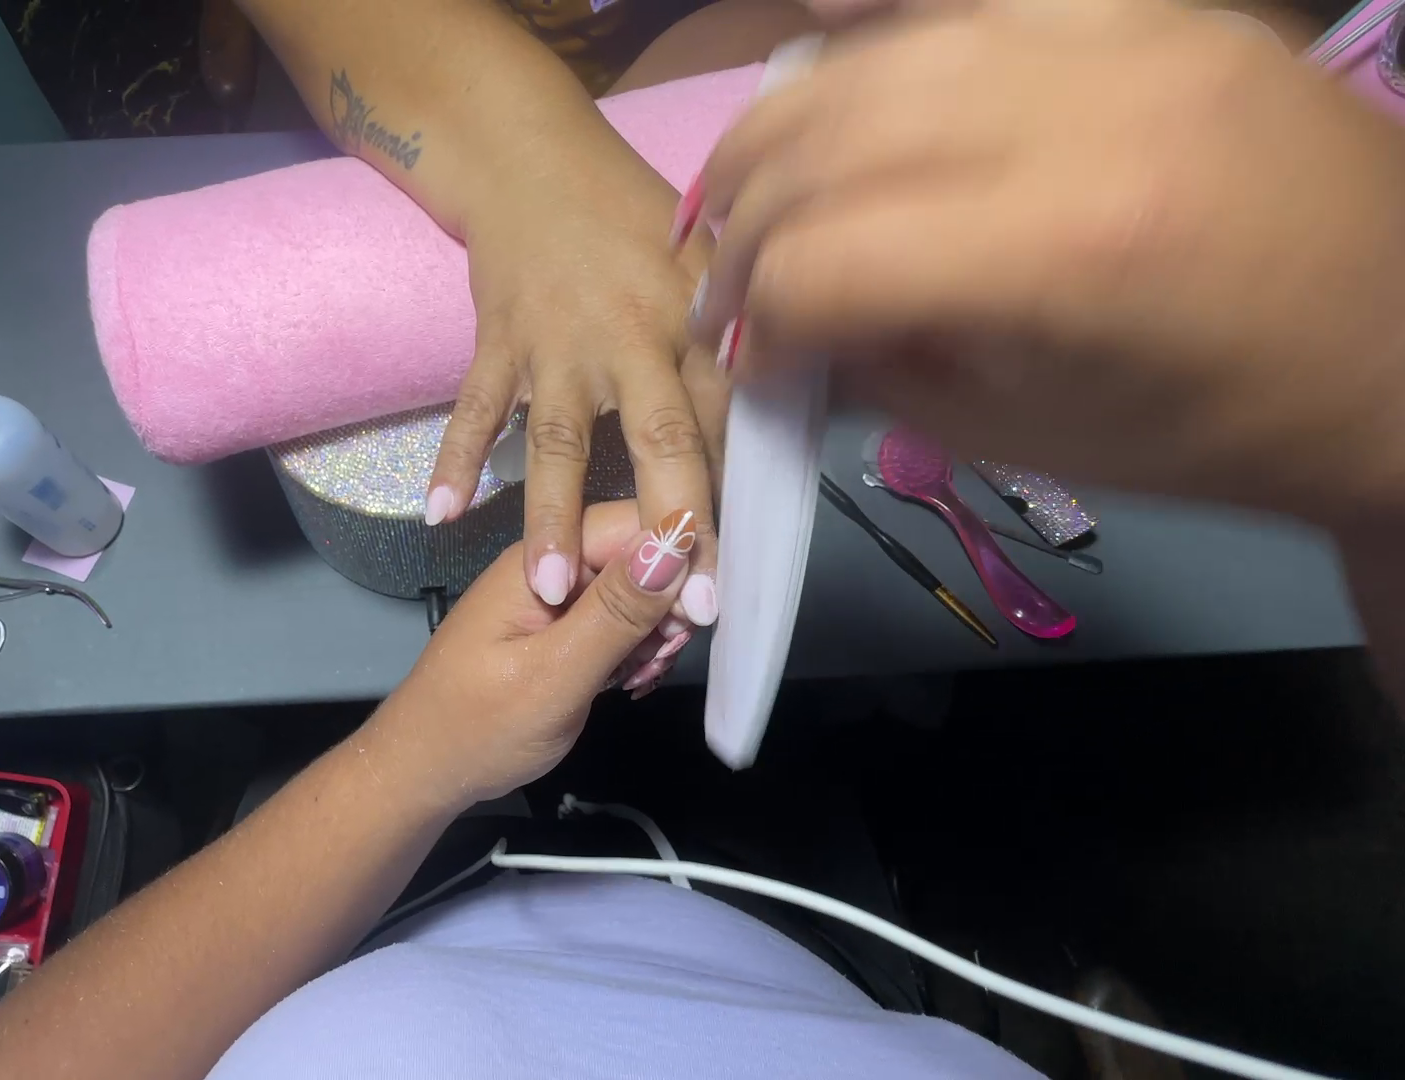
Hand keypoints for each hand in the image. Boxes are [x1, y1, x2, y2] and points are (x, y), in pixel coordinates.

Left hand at [363, 501, 698, 812]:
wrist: (428, 770)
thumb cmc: (479, 725)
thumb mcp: (554, 673)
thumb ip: (616, 611)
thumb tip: (676, 540)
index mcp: (539, 559)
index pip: (631, 522)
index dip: (678, 559)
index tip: (699, 615)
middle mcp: (550, 566)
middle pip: (640, 557)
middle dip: (666, 606)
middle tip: (656, 660)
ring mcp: (556, 598)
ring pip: (636, 595)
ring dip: (653, 636)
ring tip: (637, 680)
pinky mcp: (562, 630)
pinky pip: (618, 625)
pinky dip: (634, 652)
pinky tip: (628, 684)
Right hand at [425, 163, 725, 627]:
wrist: (537, 166)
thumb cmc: (631, 222)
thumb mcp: (703, 263)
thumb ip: (728, 343)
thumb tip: (762, 424)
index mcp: (693, 323)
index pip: (722, 426)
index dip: (731, 502)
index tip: (731, 576)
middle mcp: (630, 339)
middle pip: (657, 440)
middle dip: (672, 523)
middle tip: (682, 607)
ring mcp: (556, 344)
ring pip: (557, 441)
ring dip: (551, 516)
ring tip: (548, 588)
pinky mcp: (497, 343)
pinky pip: (474, 409)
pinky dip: (454, 460)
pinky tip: (437, 515)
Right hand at [689, 0, 1404, 526]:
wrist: (1402, 352)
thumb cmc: (1192, 427)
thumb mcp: (997, 429)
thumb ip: (862, 366)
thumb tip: (768, 332)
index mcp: (1060, 255)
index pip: (819, 265)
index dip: (754, 319)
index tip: (746, 363)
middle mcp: (1087, 112)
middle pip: (822, 149)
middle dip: (742, 232)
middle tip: (724, 289)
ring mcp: (1122, 35)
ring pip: (868, 65)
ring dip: (771, 138)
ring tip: (739, 200)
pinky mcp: (1140, 8)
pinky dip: (862, 23)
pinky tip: (808, 42)